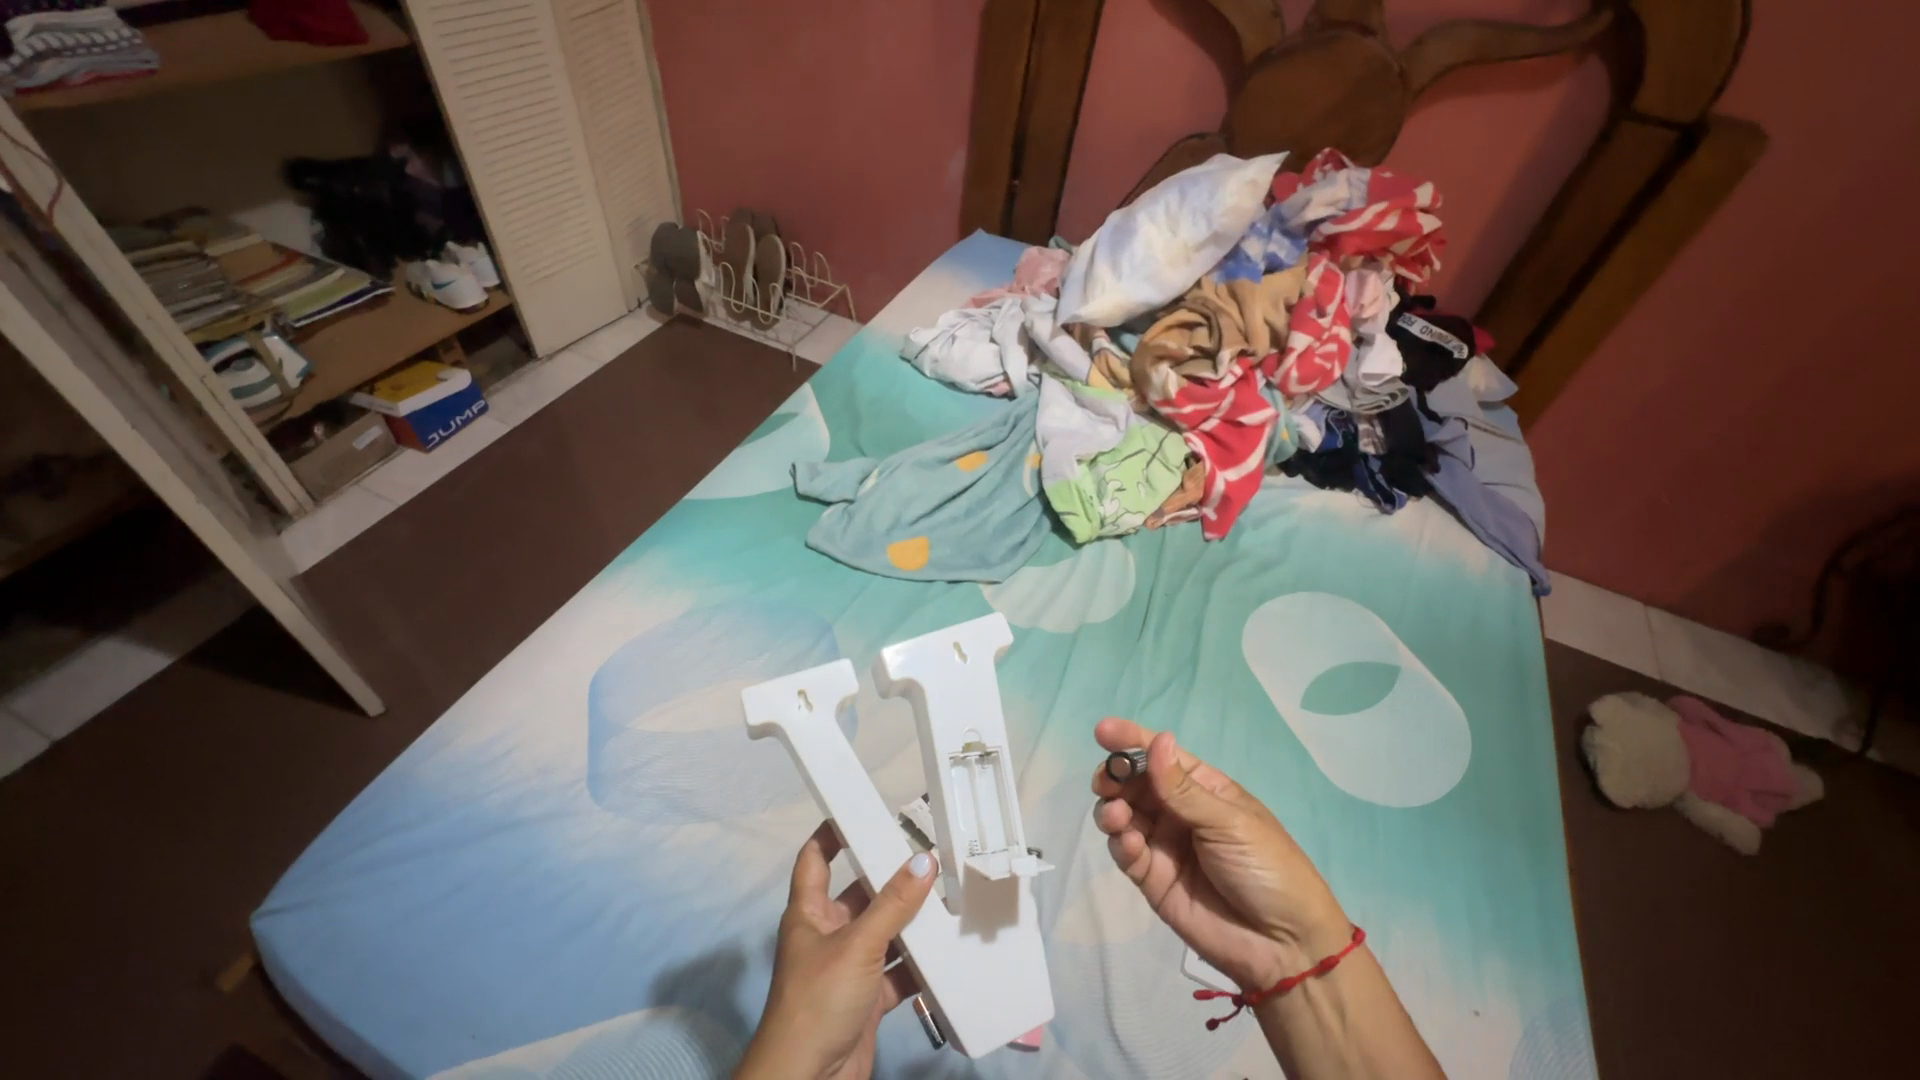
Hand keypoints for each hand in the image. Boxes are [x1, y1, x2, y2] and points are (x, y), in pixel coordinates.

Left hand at [736, 823, 937, 1079]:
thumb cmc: (818, 1000)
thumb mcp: (858, 944)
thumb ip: (893, 904)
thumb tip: (924, 859)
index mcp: (809, 913)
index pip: (815, 859)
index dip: (832, 834)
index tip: (862, 811)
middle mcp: (827, 934)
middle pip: (860, 894)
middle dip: (891, 878)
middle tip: (930, 855)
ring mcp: (848, 968)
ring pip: (884, 932)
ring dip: (912, 921)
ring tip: (950, 896)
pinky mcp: (868, 999)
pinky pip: (898, 971)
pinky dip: (920, 964)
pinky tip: (949, 951)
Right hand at [1091, 717, 1350, 992]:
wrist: (1283, 945)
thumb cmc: (1267, 868)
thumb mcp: (1230, 823)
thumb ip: (1183, 788)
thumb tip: (1158, 738)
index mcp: (1203, 788)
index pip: (1161, 755)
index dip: (1130, 740)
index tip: (1102, 731)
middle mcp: (1178, 811)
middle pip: (1133, 783)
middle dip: (1115, 777)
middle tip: (1106, 781)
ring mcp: (1163, 844)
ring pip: (1121, 815)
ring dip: (1111, 808)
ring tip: (1116, 816)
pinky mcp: (1152, 878)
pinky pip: (1125, 852)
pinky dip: (1119, 842)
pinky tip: (1128, 843)